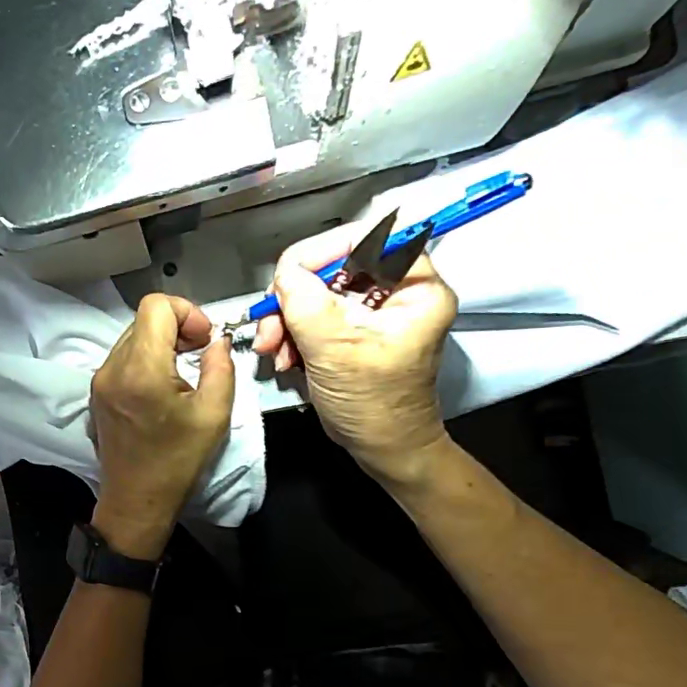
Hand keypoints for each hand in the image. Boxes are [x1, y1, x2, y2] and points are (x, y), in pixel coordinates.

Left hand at [89, 295, 235, 558]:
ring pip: (132, 336)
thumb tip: (217, 341)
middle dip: (176, 327)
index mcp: (142, 370)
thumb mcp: (214, 415)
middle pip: (144, 319)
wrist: (136, 501)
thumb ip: (221, 367)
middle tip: (199, 354)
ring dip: (160, 343)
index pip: (156, 306)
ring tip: (182, 371)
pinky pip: (122, 357)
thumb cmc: (178, 462)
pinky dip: (145, 359)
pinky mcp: (96, 392)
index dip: (186, 313)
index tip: (203, 341)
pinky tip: (161, 386)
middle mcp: (113, 367)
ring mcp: (100, 380)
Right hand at [253, 229, 458, 480]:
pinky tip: (282, 356)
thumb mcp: (336, 348)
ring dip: (286, 320)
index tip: (289, 276)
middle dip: (294, 297)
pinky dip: (291, 334)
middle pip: (333, 267)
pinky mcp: (349, 330)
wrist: (381, 449)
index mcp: (414, 287)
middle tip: (272, 324)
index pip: (367, 238)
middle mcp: (395, 292)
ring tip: (273, 348)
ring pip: (316, 293)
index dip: (323, 251)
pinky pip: (312, 316)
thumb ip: (306, 302)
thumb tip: (283, 272)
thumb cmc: (375, 405)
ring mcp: (370, 312)